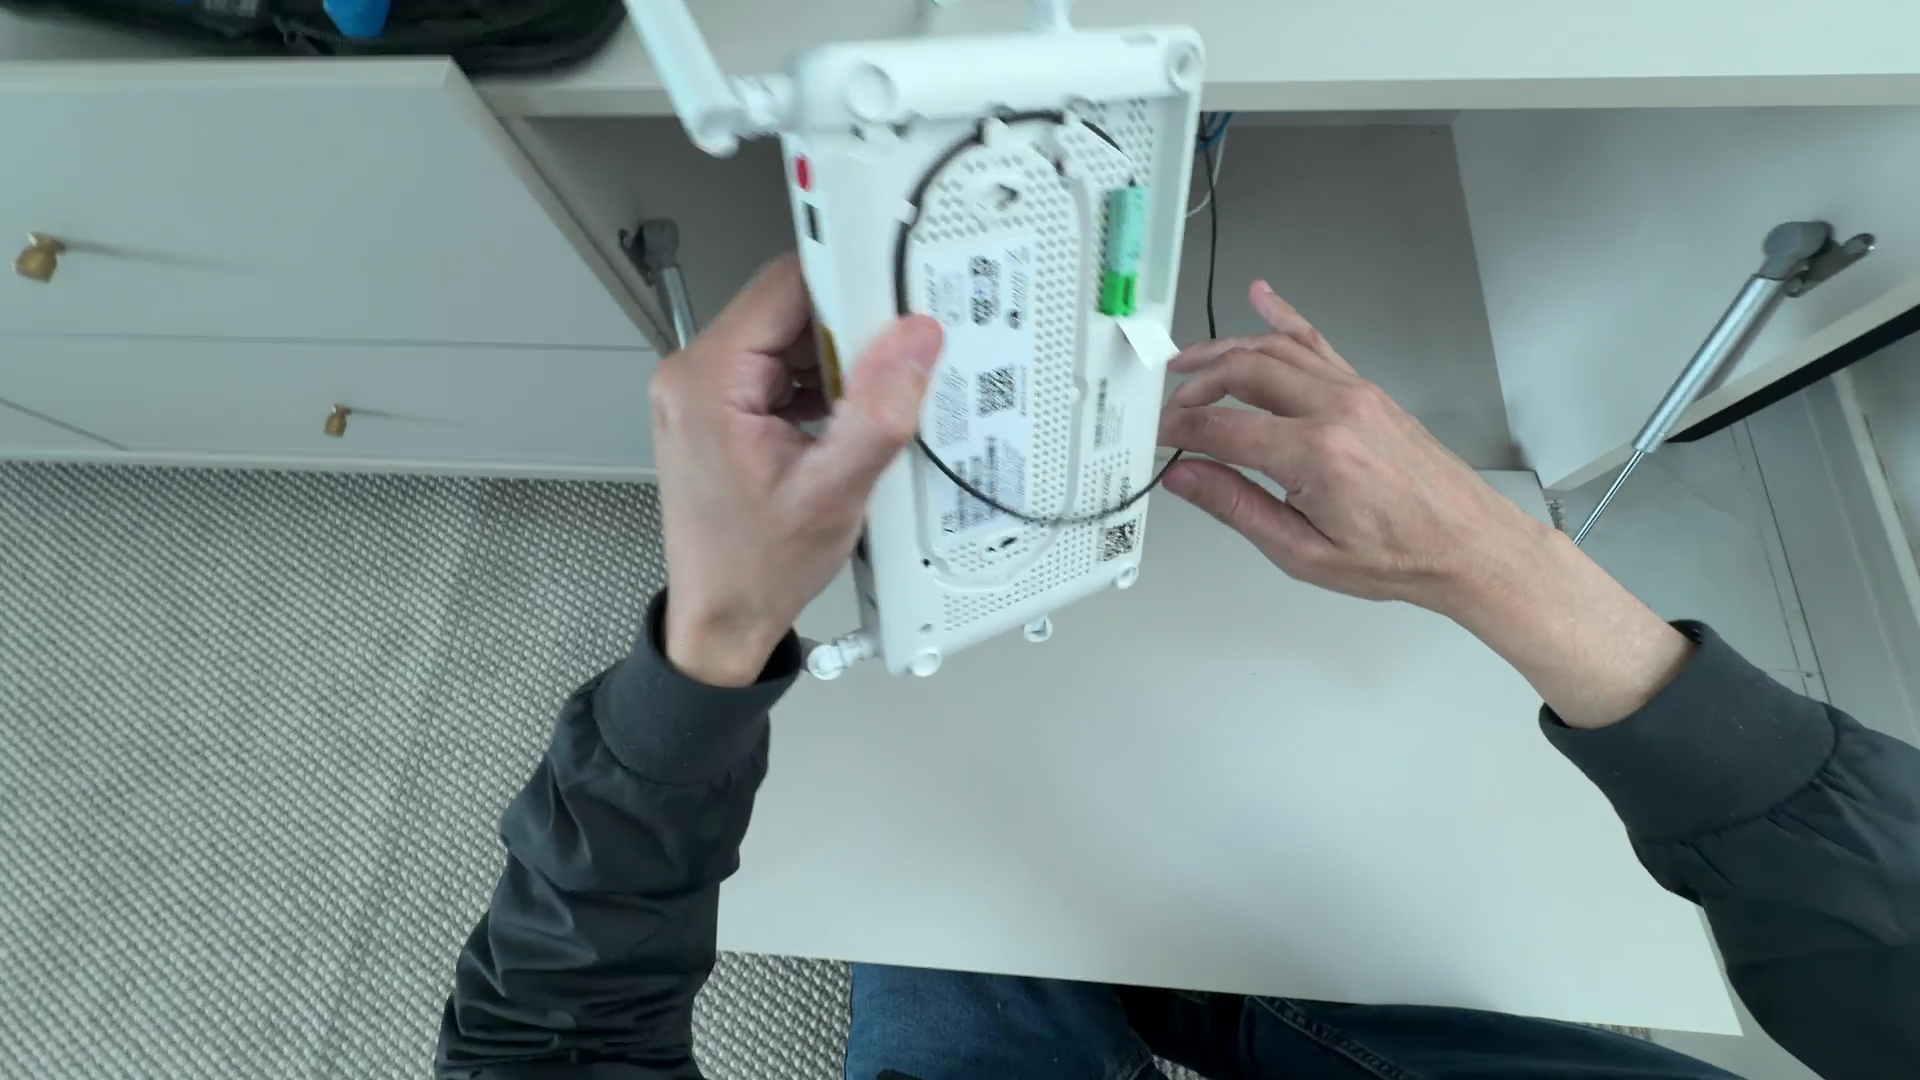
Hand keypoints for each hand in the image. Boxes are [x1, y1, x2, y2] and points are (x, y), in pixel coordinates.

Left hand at [651, 255, 942, 686]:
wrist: (724, 614)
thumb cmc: (755, 567)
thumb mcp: (831, 496)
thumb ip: (878, 417)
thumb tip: (912, 347)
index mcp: (707, 382)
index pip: (786, 284)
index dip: (849, 283)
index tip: (893, 298)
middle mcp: (697, 377)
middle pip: (790, 307)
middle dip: (850, 330)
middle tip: (892, 369)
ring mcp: (709, 393)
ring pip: (789, 338)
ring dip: (838, 361)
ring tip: (864, 408)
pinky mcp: (726, 410)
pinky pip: (782, 370)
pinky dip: (822, 385)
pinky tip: (844, 420)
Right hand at [1157, 280, 1547, 616]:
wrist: (1468, 545)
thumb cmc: (1394, 556)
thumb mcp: (1301, 551)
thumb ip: (1236, 506)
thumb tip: (1184, 476)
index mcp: (1316, 455)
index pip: (1220, 428)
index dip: (1175, 429)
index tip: (1152, 435)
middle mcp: (1335, 410)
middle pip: (1241, 372)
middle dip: (1192, 385)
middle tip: (1166, 407)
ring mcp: (1355, 392)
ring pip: (1273, 350)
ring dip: (1222, 351)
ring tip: (1185, 360)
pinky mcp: (1367, 390)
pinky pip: (1316, 342)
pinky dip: (1283, 317)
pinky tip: (1262, 298)